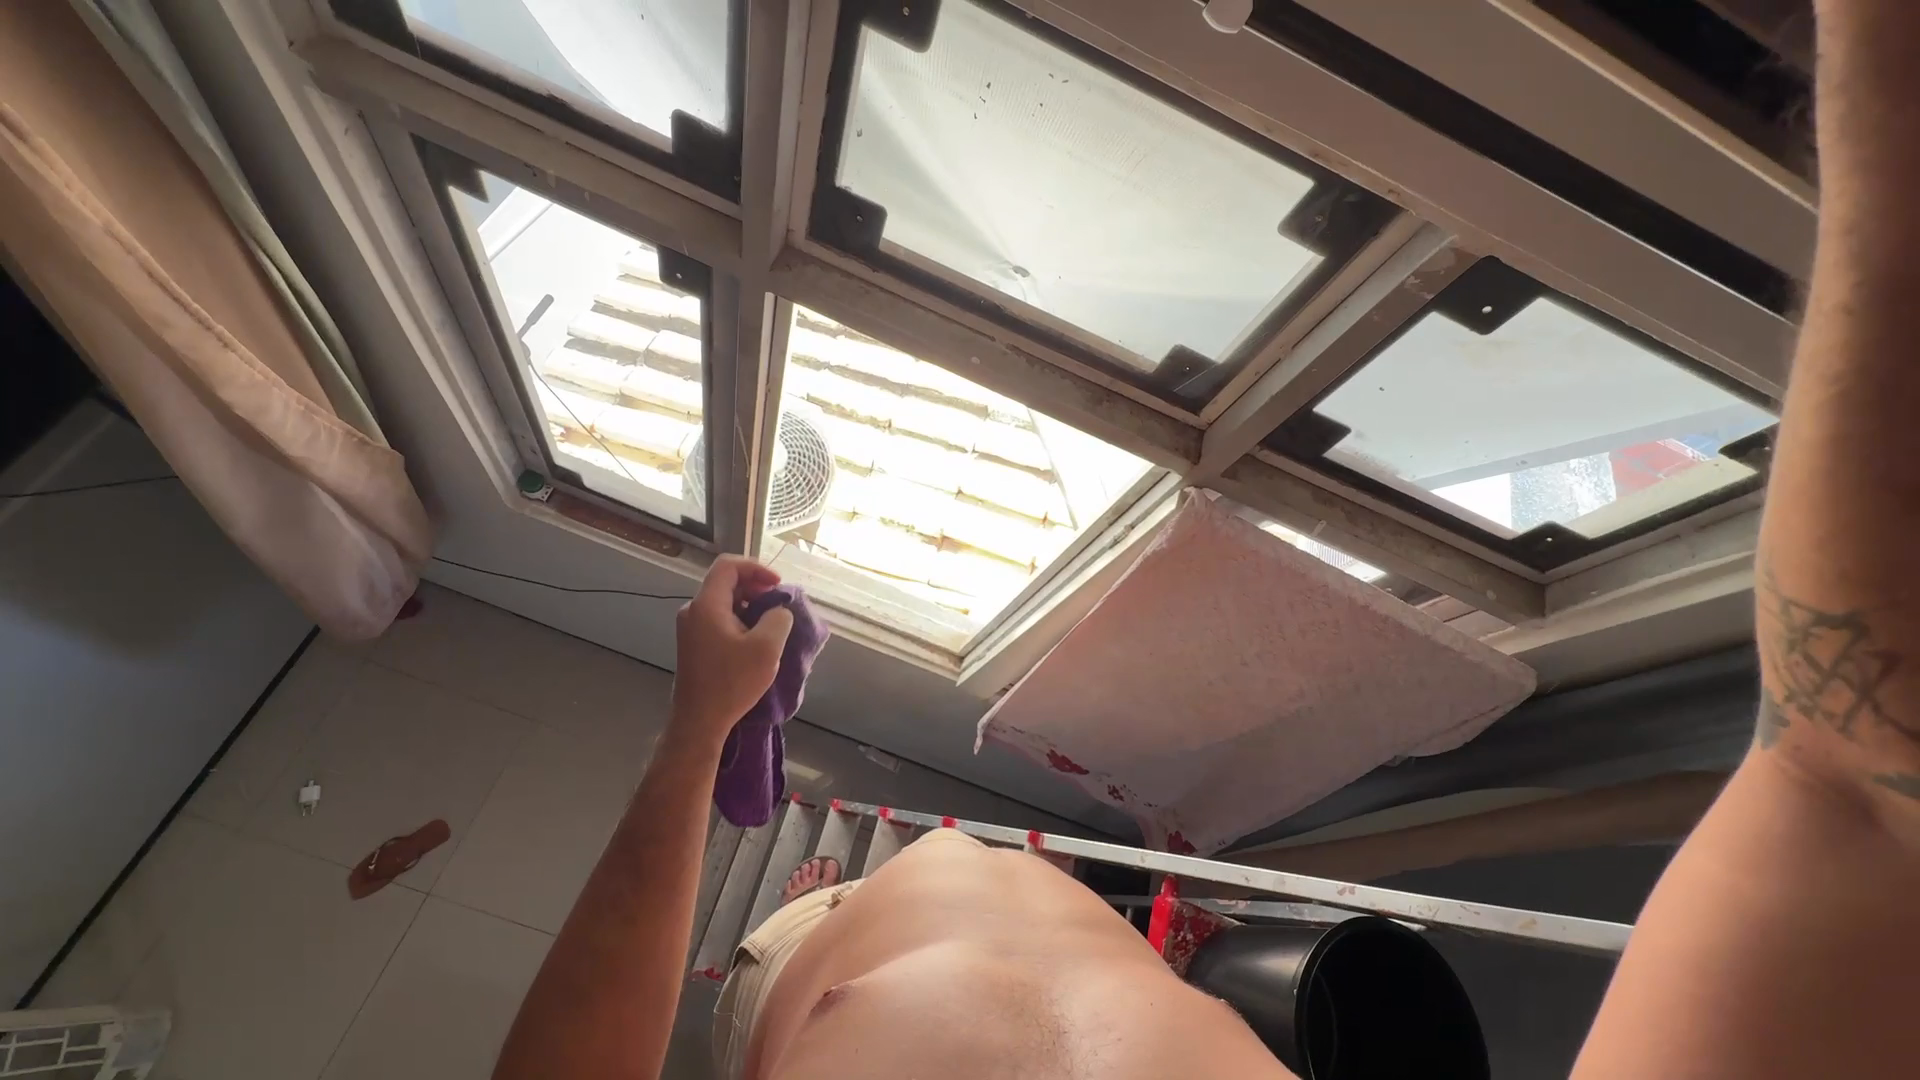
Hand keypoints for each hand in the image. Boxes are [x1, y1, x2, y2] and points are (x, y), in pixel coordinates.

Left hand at [670, 555, 794, 745]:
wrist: (699, 720)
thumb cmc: (732, 682)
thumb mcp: (767, 648)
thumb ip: (778, 618)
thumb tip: (778, 610)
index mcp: (707, 605)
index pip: (728, 565)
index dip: (756, 567)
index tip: (778, 585)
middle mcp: (694, 610)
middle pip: (726, 582)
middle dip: (756, 587)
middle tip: (779, 604)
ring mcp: (691, 628)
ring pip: (724, 601)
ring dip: (750, 605)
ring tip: (772, 623)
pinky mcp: (694, 643)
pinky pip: (719, 618)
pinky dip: (740, 619)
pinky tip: (756, 639)